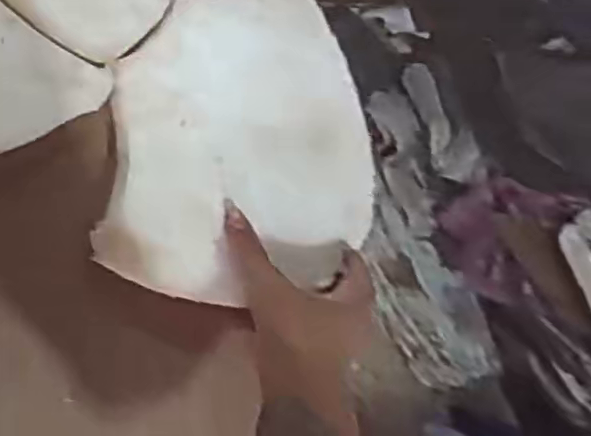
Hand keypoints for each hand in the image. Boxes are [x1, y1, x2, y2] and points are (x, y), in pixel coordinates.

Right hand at [227, 203, 371, 435]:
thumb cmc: (292, 329)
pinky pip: (308, 317)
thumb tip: (232, 208)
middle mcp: (354, 320)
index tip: (325, 235)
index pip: (357, 271)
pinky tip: (269, 295)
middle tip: (297, 245)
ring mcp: (338, 339)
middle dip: (322, 269)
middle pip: (343, 289)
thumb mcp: (265, 283)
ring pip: (325, 305)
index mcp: (355, 303)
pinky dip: (293, 304)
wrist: (293, 384)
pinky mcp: (317, 349)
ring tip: (278, 267)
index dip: (344, 253)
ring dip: (306, 288)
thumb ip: (248, 248)